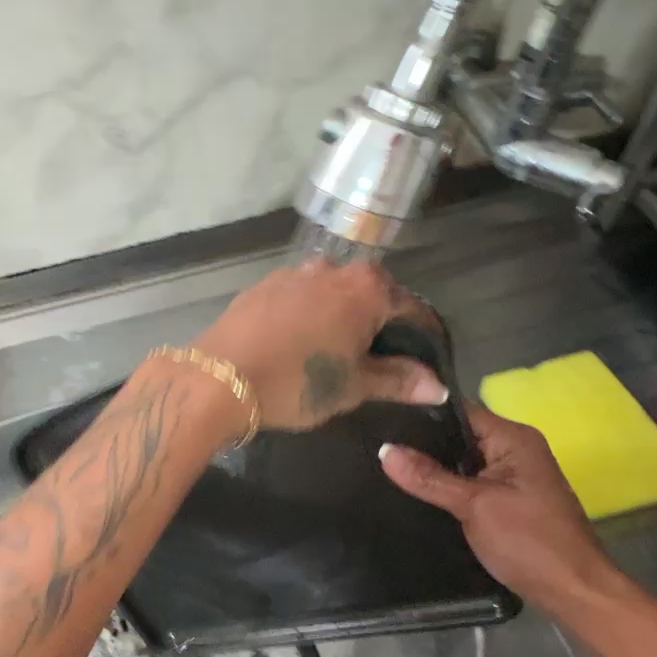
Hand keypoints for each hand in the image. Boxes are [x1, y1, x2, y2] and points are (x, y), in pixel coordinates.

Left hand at [193, 259, 448, 431]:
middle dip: (376, 327)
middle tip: (372, 365)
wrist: (218, 380)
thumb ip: (397, 380)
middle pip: (369, 297)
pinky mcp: (259, 288)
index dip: (420, 338)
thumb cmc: (296, 383)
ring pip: (329, 296)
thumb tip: (438, 386)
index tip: (421, 363)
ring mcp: (292, 274)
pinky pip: (296, 301)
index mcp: (366, 287)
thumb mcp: (352, 387)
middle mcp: (332, 268)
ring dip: (337, 321)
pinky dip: (304, 320)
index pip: (410, 308)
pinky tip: (295, 348)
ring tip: (330, 358)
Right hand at [379, 405, 625, 614]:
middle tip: (371, 444)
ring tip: (381, 466)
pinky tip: (411, 493)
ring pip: (459, 462)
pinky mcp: (503, 501)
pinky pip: (466, 483)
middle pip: (457, 436)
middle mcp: (513, 450)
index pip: (459, 412)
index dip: (421, 413)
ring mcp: (510, 477)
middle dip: (419, 443)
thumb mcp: (474, 506)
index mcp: (513, 438)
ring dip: (429, 467)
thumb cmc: (529, 541)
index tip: (379, 418)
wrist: (571, 590)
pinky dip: (443, 488)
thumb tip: (383, 450)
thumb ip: (429, 478)